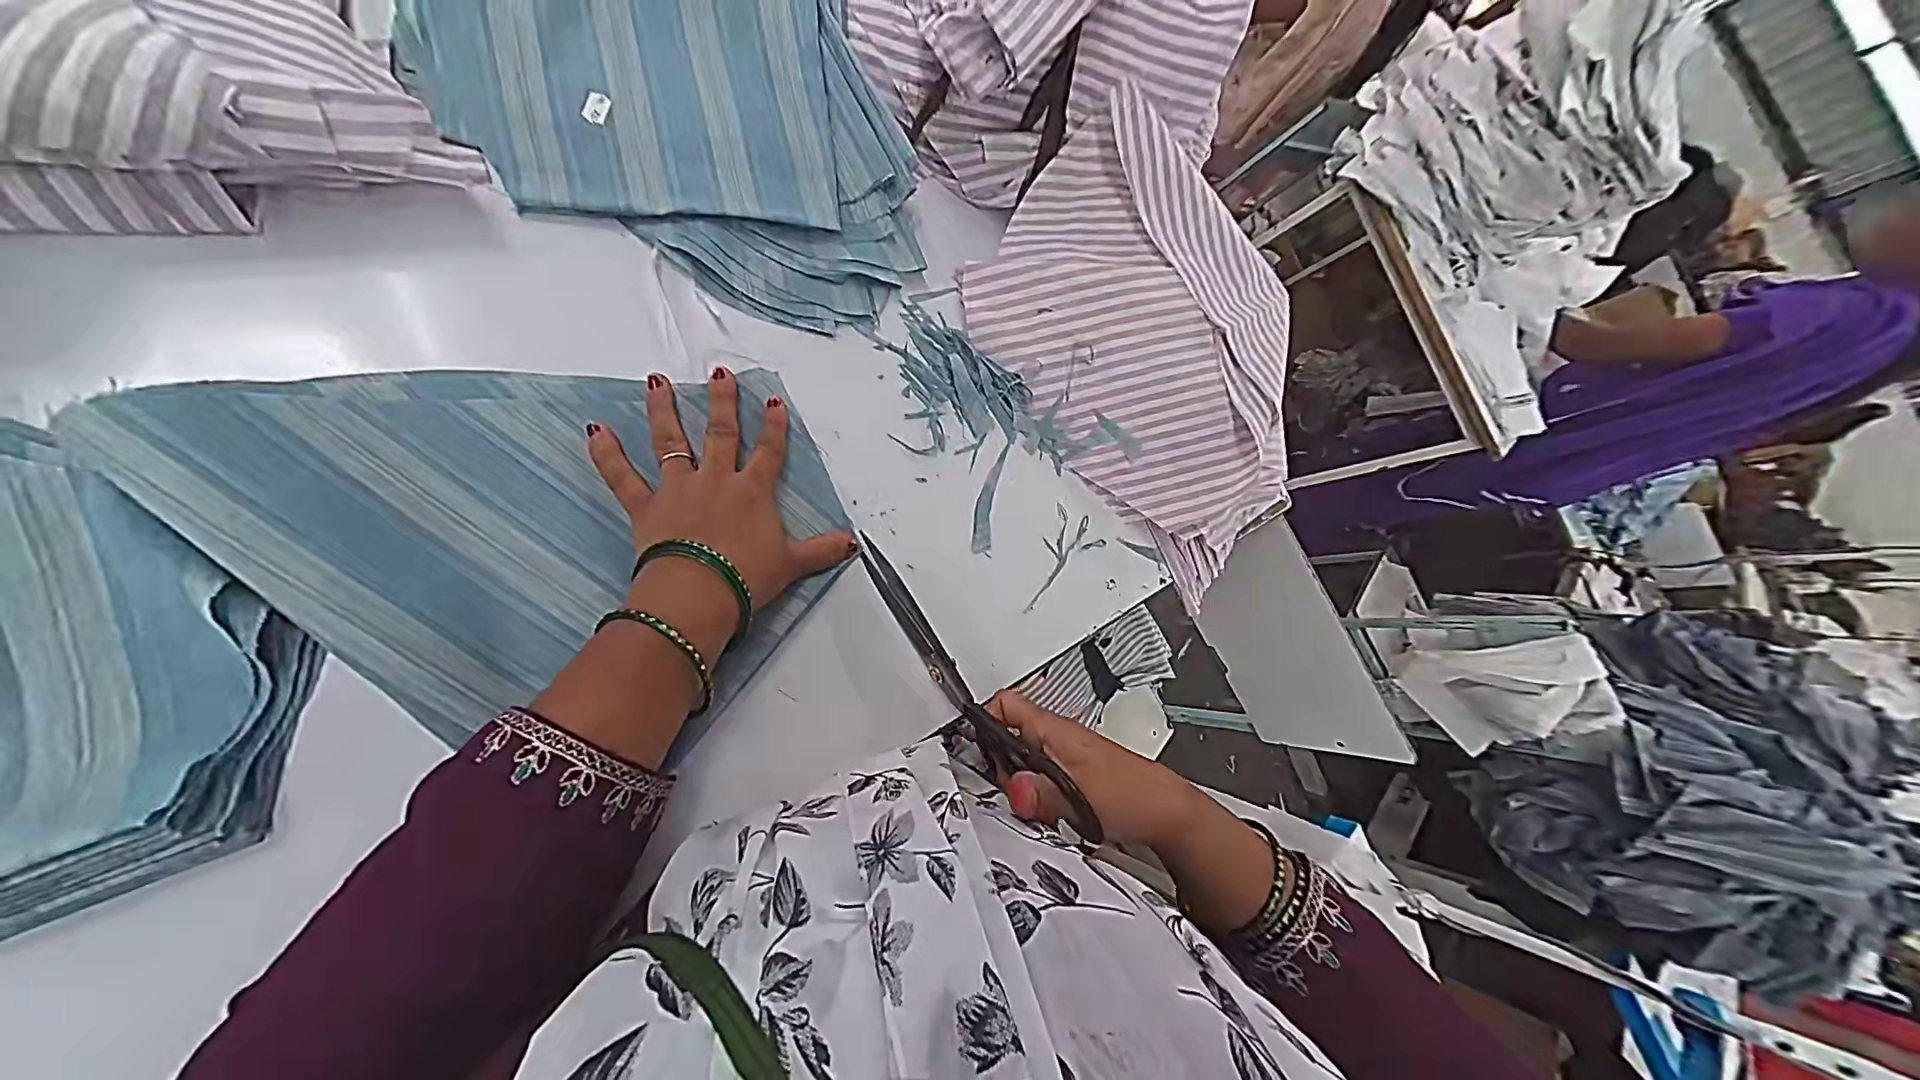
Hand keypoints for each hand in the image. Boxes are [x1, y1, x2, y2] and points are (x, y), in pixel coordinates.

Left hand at [586, 367, 856, 622]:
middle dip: (721, 402)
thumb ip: (821, 550)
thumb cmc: (746, 577)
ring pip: (670, 441)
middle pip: (720, 433)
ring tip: (656, 382)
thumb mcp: (792, 564)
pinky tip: (595, 429)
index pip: (768, 451)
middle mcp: (715, 481)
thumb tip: (851, 544)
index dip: (774, 426)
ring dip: (663, 410)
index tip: (773, 401)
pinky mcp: (646, 508)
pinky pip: (622, 477)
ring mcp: (678, 490)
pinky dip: (607, 454)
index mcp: (752, 492)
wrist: (699, 593)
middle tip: (718, 375)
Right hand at [983, 691, 1209, 851]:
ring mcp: (1060, 757)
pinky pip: (1035, 778)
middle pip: (1005, 737)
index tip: (969, 745)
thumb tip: (1012, 788)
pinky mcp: (1067, 776)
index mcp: (1053, 729)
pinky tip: (1046, 812)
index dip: (981, 719)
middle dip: (997, 764)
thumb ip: (1042, 794)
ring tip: (1031, 804)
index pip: (1004, 704)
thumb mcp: (1080, 797)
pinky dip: (1032, 795)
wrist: (1166, 811)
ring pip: (1020, 761)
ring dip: (1017, 784)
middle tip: (1006, 789)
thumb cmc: (1133, 792)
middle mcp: (1054, 738)